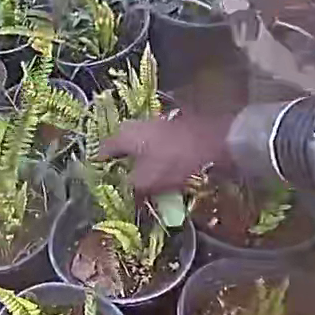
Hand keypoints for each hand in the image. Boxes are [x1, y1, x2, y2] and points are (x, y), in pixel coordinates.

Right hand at [100, 113, 234, 192]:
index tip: (99, 178)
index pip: (102, 150)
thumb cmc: (174, 161)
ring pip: (140, 146)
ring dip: (139, 161)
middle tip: (120, 180)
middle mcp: (136, 125)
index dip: (99, 166)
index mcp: (124, 135)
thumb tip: (124, 189)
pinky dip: (154, 158)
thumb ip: (129, 187)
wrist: (216, 143)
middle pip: (122, 146)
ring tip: (141, 179)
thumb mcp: (146, 181)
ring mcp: (156, 124)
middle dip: (120, 163)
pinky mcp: (173, 129)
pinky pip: (156, 146)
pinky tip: (160, 170)